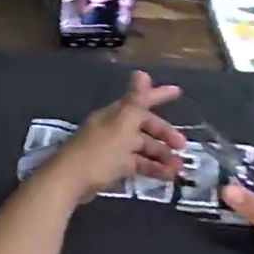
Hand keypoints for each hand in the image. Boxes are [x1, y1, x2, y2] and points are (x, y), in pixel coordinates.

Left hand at [39, 71, 186, 204]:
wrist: (70, 181)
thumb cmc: (99, 152)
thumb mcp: (121, 126)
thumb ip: (134, 101)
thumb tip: (141, 72)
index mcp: (115, 115)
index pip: (140, 100)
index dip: (158, 95)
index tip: (178, 92)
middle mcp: (113, 128)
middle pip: (143, 127)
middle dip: (164, 135)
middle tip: (183, 147)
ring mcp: (111, 148)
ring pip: (141, 147)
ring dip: (161, 155)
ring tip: (179, 169)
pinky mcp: (109, 167)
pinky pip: (135, 163)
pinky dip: (151, 168)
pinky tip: (166, 177)